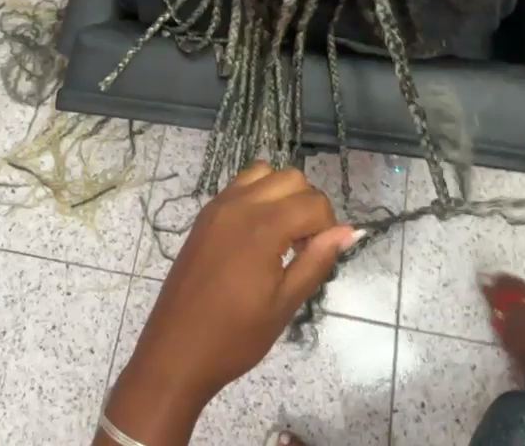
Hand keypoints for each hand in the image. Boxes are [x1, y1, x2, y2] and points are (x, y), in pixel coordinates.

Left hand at [99, 163, 354, 445]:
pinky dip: (258, 195)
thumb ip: (317, 261)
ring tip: (282, 235)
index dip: (328, 227)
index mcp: (262, 226)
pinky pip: (240, 185)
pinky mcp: (205, 215)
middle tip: (304, 247)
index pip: (314, 202)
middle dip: (308, 204)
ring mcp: (218, 206)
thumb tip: (349, 231)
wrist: (176, 352)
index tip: (318, 257)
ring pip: (264, 172)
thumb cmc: (234, 336)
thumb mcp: (285, 304)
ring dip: (282, 193)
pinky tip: (258, 234)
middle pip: (291, 177)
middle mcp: (240, 204)